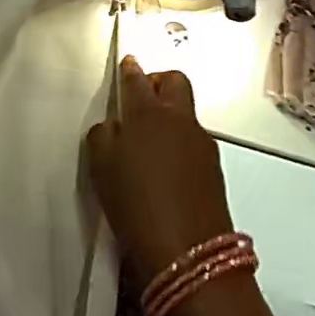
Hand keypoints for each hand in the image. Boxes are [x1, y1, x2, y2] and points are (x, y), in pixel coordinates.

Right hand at [86, 57, 235, 287]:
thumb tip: (114, 126)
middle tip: (141, 97)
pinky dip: (179, 143)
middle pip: (174, 81)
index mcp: (148, 113)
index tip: (127, 64)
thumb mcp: (101, 167)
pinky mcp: (214, 166)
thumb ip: (103, 136)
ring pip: (186, 112)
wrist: (186, 251)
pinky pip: (193, 140)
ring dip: (170, 115)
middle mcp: (179, 119)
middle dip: (158, 81)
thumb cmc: (133, 203)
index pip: (137, 79)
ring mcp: (201, 142)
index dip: (130, 70)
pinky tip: (165, 169)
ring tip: (149, 142)